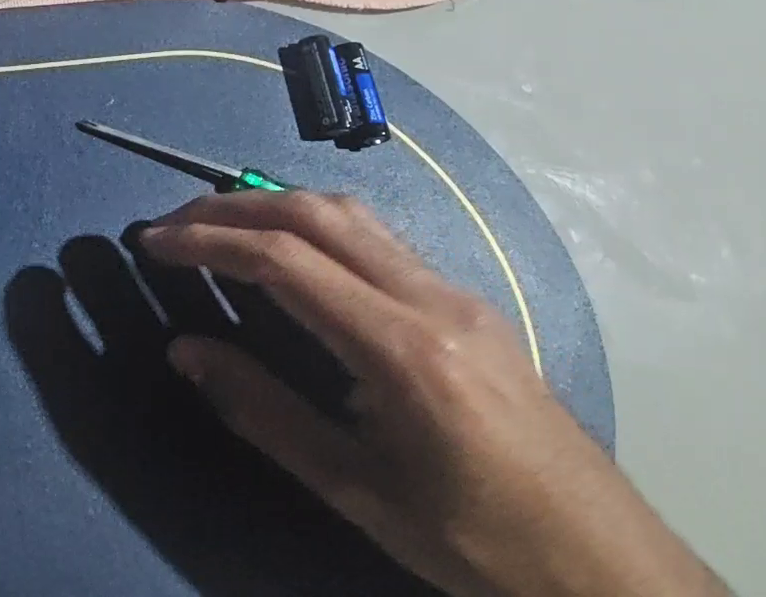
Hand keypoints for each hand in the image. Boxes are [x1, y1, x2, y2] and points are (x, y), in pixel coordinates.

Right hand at [142, 192, 726, 596]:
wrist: (613, 573)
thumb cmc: (476, 541)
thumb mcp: (355, 488)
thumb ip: (261, 410)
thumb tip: (184, 350)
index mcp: (403, 350)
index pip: (283, 261)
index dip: (206, 242)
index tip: (151, 243)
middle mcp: (434, 301)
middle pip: (315, 215)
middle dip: (231, 207)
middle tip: (172, 224)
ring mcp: (459, 296)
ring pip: (351, 215)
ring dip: (272, 204)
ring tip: (216, 224)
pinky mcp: (470, 306)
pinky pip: (377, 237)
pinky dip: (313, 223)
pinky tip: (287, 248)